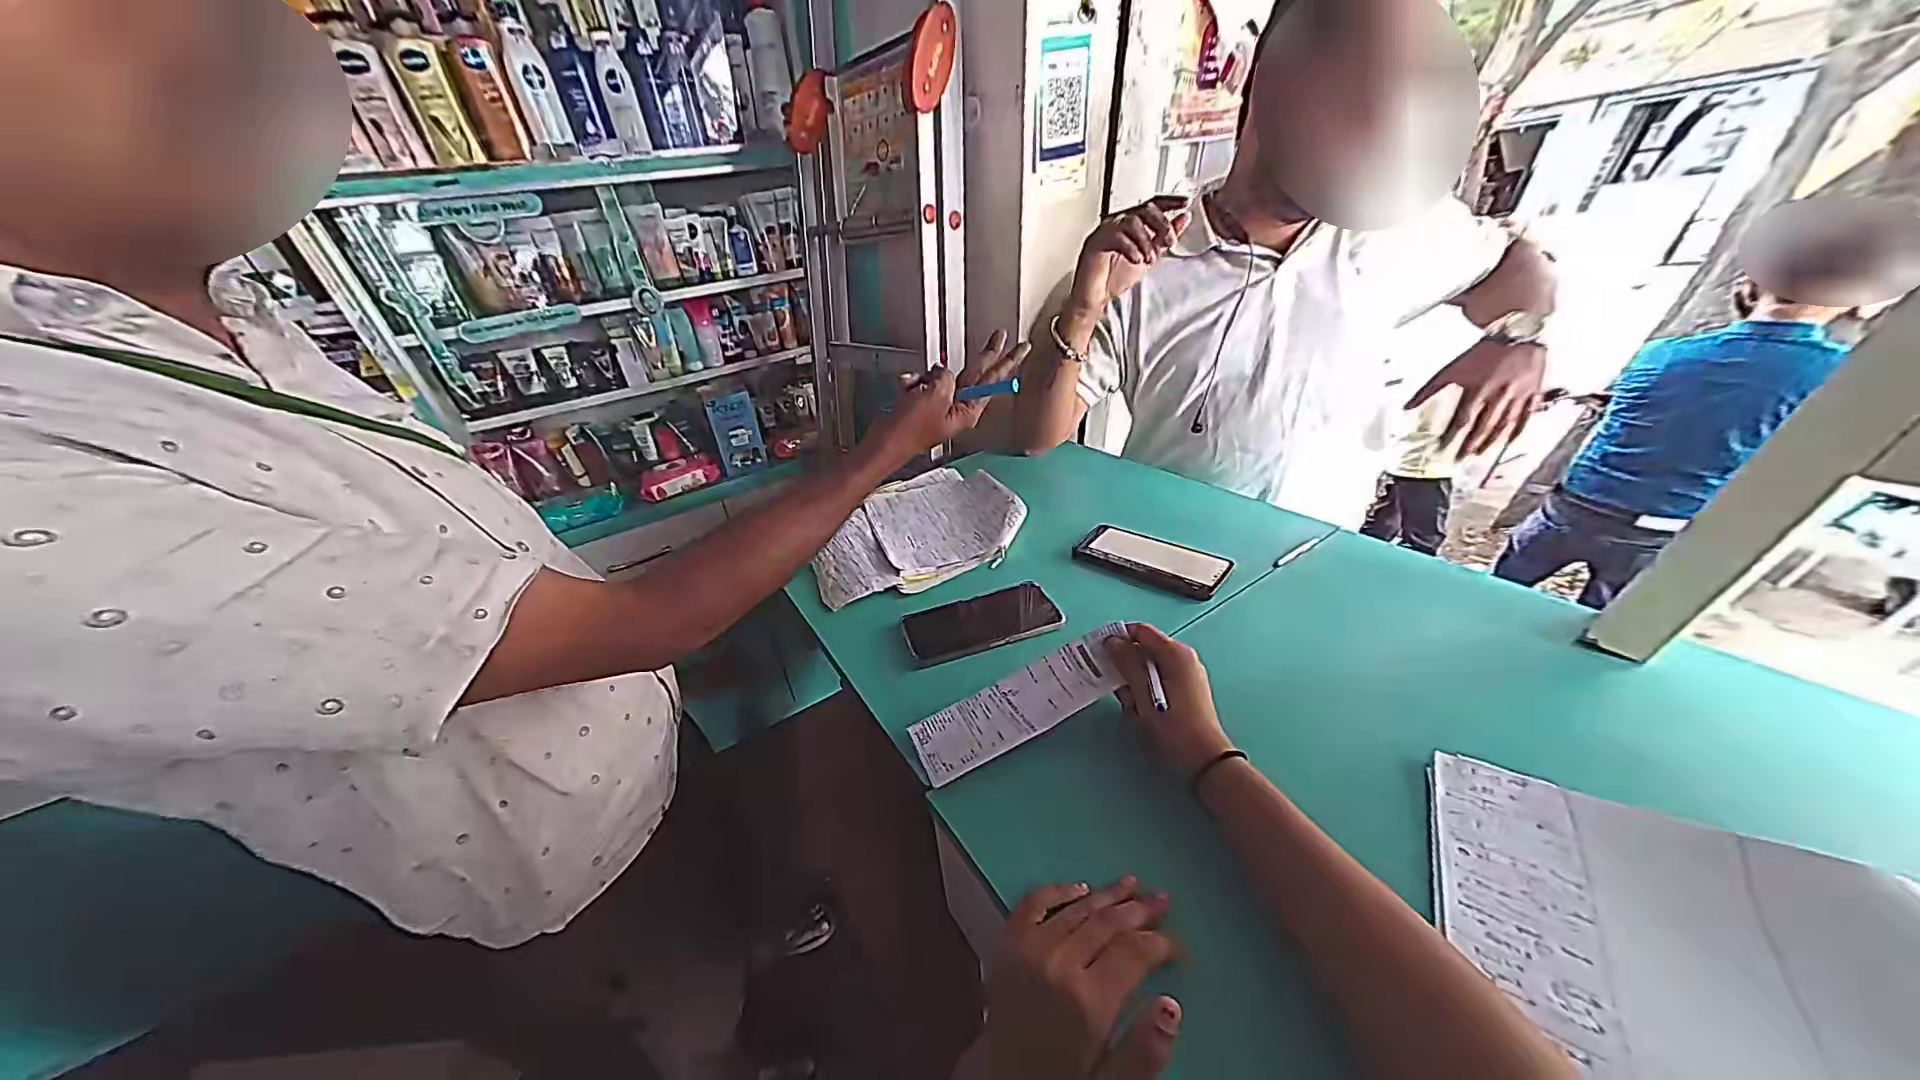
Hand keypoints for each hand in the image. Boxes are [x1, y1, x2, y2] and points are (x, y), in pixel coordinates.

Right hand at [868, 330, 1029, 460]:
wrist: (882, 442)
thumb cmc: (909, 430)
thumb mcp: (935, 395)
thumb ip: (945, 377)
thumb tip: (940, 371)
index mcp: (967, 411)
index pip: (993, 380)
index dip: (1007, 361)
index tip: (1021, 348)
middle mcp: (957, 408)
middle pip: (975, 374)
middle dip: (984, 355)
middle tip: (1000, 336)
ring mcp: (939, 406)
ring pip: (941, 375)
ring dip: (927, 375)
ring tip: (915, 386)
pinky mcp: (921, 404)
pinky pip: (921, 382)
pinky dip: (912, 382)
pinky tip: (905, 389)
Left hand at [982, 878, 1181, 1079]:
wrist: (1002, 1079)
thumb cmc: (1059, 1077)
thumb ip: (1143, 1051)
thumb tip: (1172, 1006)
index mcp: (1088, 1000)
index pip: (1134, 953)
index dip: (1161, 943)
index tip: (1177, 944)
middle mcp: (1059, 963)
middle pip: (1108, 923)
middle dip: (1140, 910)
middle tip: (1161, 899)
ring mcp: (1029, 947)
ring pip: (1078, 909)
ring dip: (1107, 894)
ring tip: (1131, 883)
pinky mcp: (1007, 941)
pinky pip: (1034, 902)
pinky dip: (1058, 891)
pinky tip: (1080, 887)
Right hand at [1068, 196, 1193, 316]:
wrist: (1094, 298)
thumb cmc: (1113, 279)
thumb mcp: (1148, 256)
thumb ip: (1163, 238)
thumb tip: (1182, 219)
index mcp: (1129, 224)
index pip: (1151, 204)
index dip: (1169, 201)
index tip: (1184, 202)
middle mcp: (1116, 223)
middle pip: (1144, 209)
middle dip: (1161, 224)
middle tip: (1168, 241)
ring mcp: (1104, 231)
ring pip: (1131, 221)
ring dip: (1145, 240)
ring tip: (1147, 258)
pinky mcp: (1095, 242)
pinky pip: (1116, 236)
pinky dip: (1131, 248)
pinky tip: (1135, 260)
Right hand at [1104, 624, 1233, 782]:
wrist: (1204, 763)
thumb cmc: (1172, 728)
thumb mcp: (1143, 695)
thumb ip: (1127, 663)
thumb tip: (1112, 641)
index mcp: (1175, 654)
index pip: (1140, 631)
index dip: (1117, 637)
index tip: (1098, 653)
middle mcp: (1183, 658)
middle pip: (1143, 648)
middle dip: (1124, 665)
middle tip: (1114, 686)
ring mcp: (1185, 675)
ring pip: (1148, 667)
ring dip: (1133, 681)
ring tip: (1131, 706)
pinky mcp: (1184, 691)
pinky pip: (1156, 680)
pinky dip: (1143, 690)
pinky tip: (1140, 711)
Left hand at [1404, 339, 1545, 457]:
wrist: (1519, 333)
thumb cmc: (1482, 352)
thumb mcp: (1452, 369)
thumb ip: (1429, 389)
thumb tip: (1406, 407)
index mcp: (1479, 390)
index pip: (1463, 420)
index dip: (1453, 436)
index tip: (1444, 449)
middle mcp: (1499, 395)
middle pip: (1484, 426)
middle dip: (1472, 444)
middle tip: (1463, 458)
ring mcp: (1520, 394)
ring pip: (1506, 423)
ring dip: (1493, 440)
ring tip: (1481, 453)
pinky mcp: (1535, 391)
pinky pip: (1528, 414)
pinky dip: (1519, 429)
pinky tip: (1511, 440)